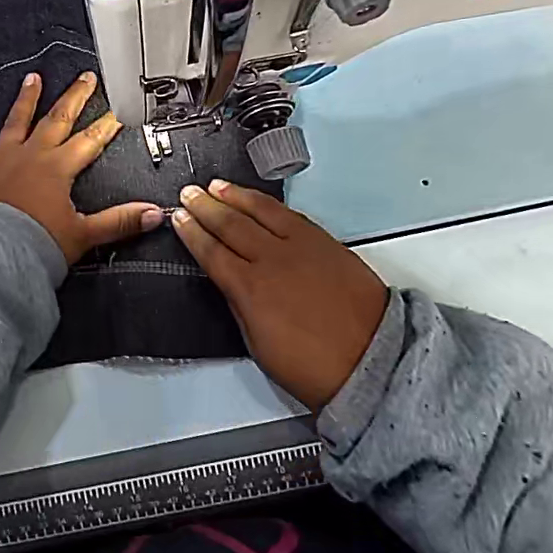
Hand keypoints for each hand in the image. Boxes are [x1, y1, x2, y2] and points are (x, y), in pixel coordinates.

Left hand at [0, 72, 163, 265]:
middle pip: (58, 119)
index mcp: (58, 169)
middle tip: (86, 79)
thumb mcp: (84, 235)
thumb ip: (120, 222)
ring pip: (17, 122)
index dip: (107, 126)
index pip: (90, 141)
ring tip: (33, 79)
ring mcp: (3, 161)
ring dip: (26, 100)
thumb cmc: (33, 245)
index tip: (118, 113)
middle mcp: (31, 157)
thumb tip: (152, 214)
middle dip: (75, 97)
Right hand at [172, 179, 387, 410]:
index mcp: (251, 288)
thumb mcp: (260, 345)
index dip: (192, 232)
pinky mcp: (325, 241)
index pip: (211, 251)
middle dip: (205, 206)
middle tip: (189, 193)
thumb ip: (239, 306)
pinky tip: (257, 199)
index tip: (179, 218)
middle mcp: (273, 260)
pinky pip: (289, 213)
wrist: (373, 361)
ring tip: (217, 186)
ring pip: (260, 210)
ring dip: (235, 195)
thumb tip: (229, 283)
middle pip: (230, 223)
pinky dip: (268, 203)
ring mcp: (301, 246)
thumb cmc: (317, 366)